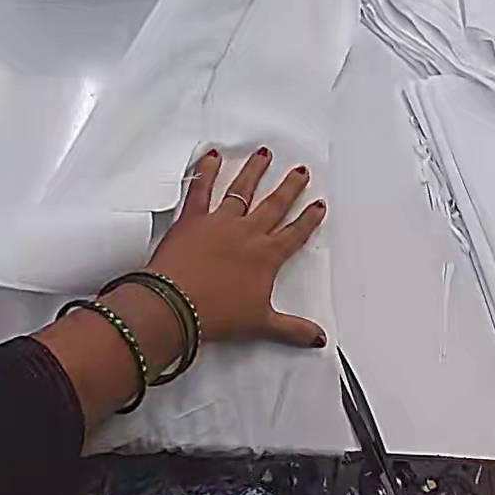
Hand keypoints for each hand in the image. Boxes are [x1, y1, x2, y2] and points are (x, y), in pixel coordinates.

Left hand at [147, 147, 328, 347]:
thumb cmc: (217, 314)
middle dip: (290, 187)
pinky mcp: (193, 219)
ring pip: (243, 190)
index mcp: (267, 256)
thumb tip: (318, 339)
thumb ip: (293, 329)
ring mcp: (220, 223)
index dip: (309, 219)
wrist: (176, 306)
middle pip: (275, 205)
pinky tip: (213, 156)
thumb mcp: (261, 324)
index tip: (318, 206)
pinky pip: (201, 189)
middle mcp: (248, 233)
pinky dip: (207, 171)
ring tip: (264, 154)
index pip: (295, 233)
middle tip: (301, 172)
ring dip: (255, 171)